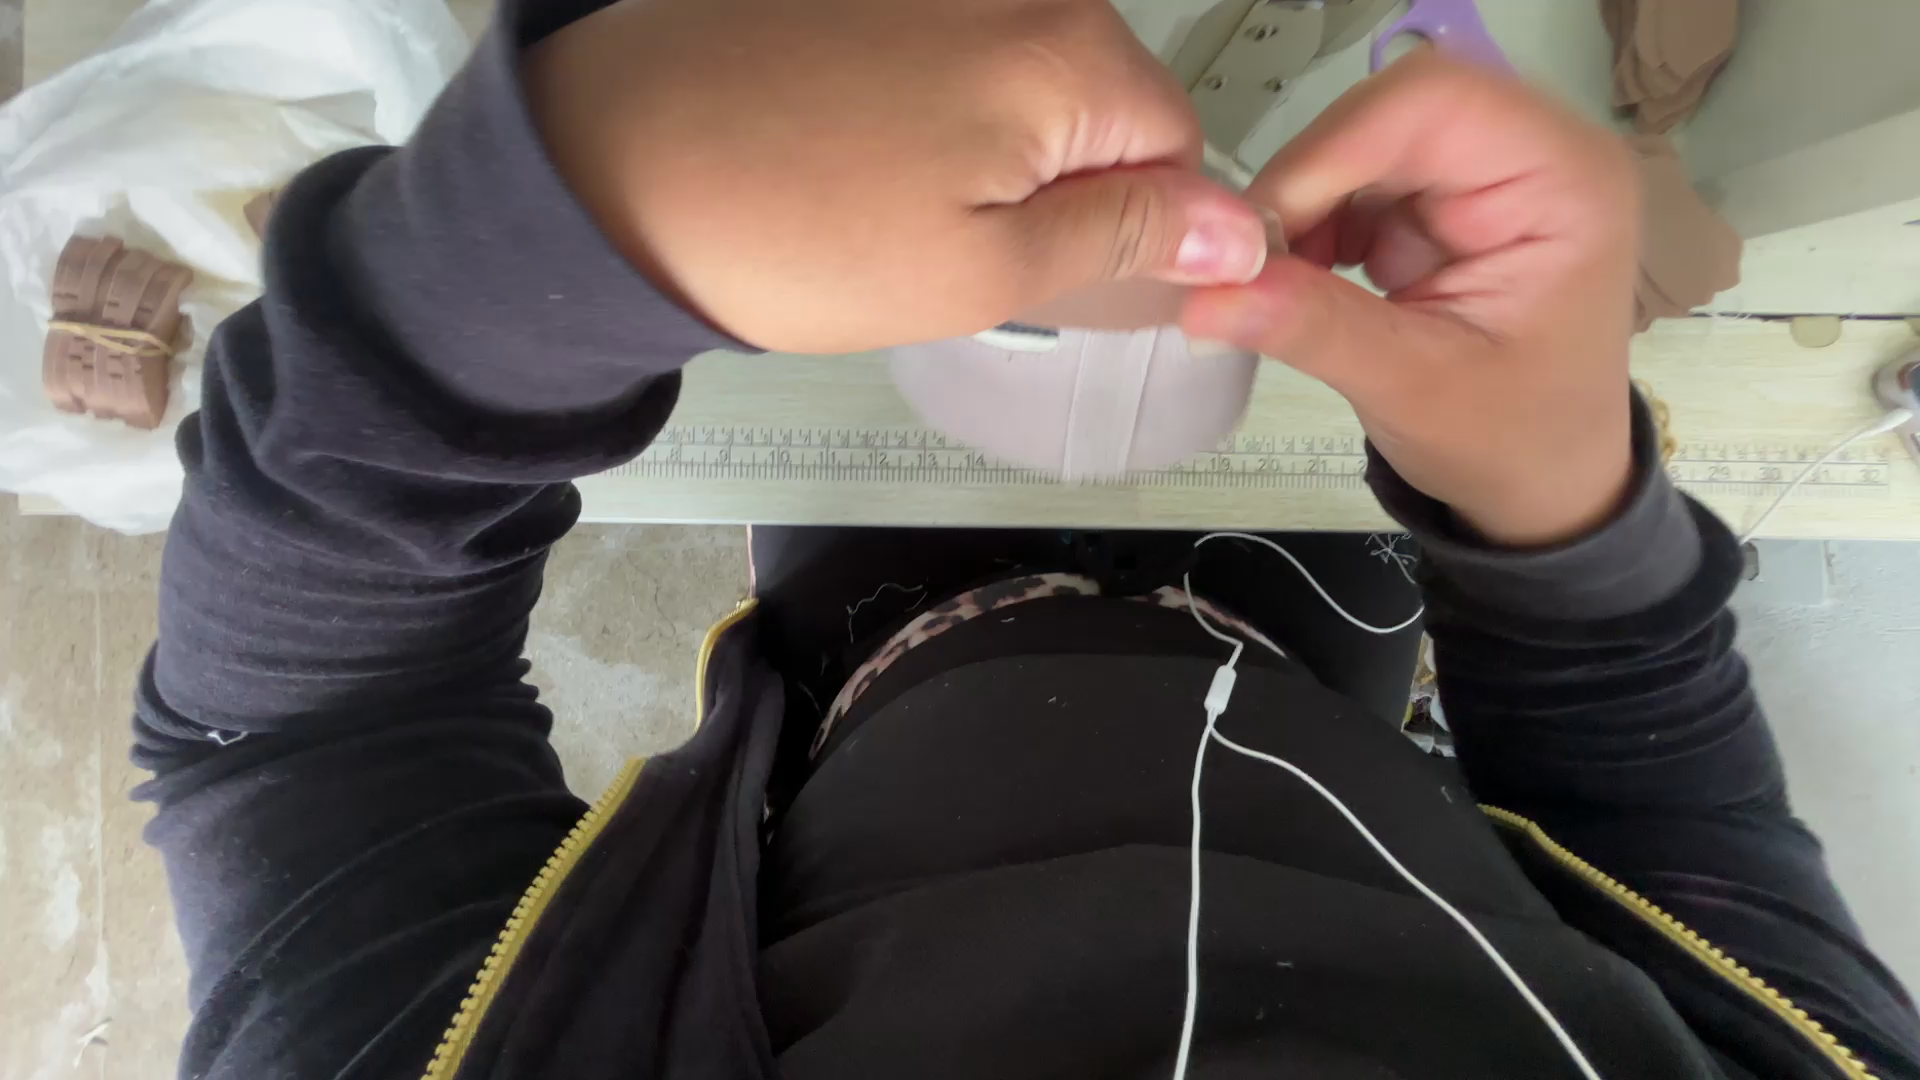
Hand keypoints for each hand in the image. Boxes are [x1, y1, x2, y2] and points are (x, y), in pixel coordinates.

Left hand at [524, 0, 1267, 353]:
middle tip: (971, 258)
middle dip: (1067, 194)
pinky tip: (877, 167)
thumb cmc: (813, 244)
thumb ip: (1123, 235)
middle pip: (1106, 111)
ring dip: (1001, 165)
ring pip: (1030, 93)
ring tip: (910, 215)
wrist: (623, 181)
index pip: (1178, 148)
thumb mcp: (989, 271)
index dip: (1139, 228)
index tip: (1069, 279)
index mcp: (1067, 53)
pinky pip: (960, 66)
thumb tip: (1240, 224)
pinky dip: (944, 128)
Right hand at [1181, 53, 1639, 546]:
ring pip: (1352, 153)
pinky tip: (1290, 286)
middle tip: (1243, 271)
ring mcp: (1470, 184)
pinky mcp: (1429, 216)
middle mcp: (1517, 158)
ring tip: (1265, 288)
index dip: (1324, 155)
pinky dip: (1303, 236)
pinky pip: (1346, 195)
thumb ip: (1311, 330)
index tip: (1252, 241)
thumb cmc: (1502, 438)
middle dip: (1300, 190)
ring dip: (1294, 216)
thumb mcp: (1407, 387)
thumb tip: (1201, 299)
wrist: (1533, 475)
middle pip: (1381, 119)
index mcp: (1554, 181)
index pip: (1427, 104)